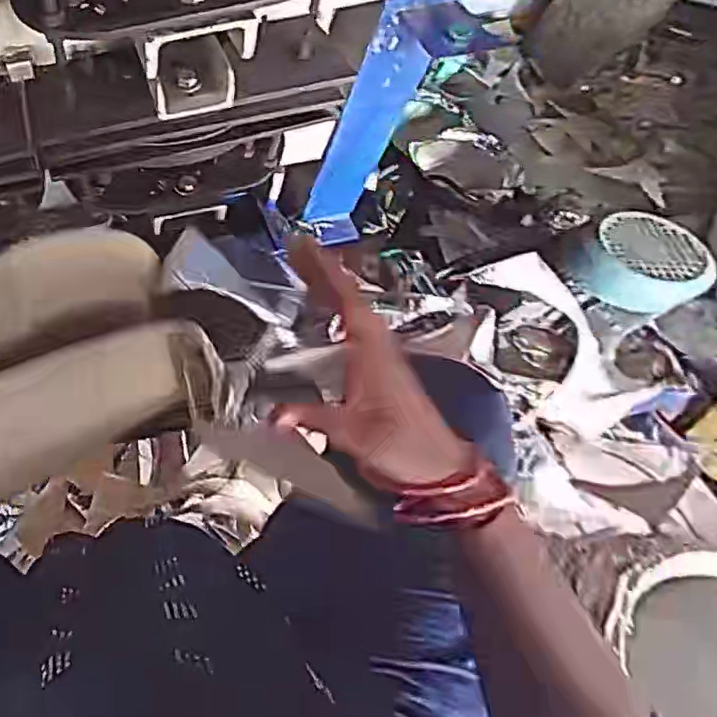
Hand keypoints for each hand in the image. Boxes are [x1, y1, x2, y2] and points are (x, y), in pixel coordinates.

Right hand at [271, 239, 476, 489]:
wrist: (440, 470)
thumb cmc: (407, 449)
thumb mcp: (354, 434)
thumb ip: (312, 419)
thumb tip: (275, 413)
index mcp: (373, 352)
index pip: (347, 299)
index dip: (325, 271)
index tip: (306, 247)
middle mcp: (377, 346)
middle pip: (346, 296)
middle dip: (321, 269)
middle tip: (296, 247)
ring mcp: (378, 354)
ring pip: (349, 308)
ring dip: (327, 285)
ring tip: (303, 267)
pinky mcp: (375, 366)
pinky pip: (350, 324)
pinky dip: (333, 307)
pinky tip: (320, 308)